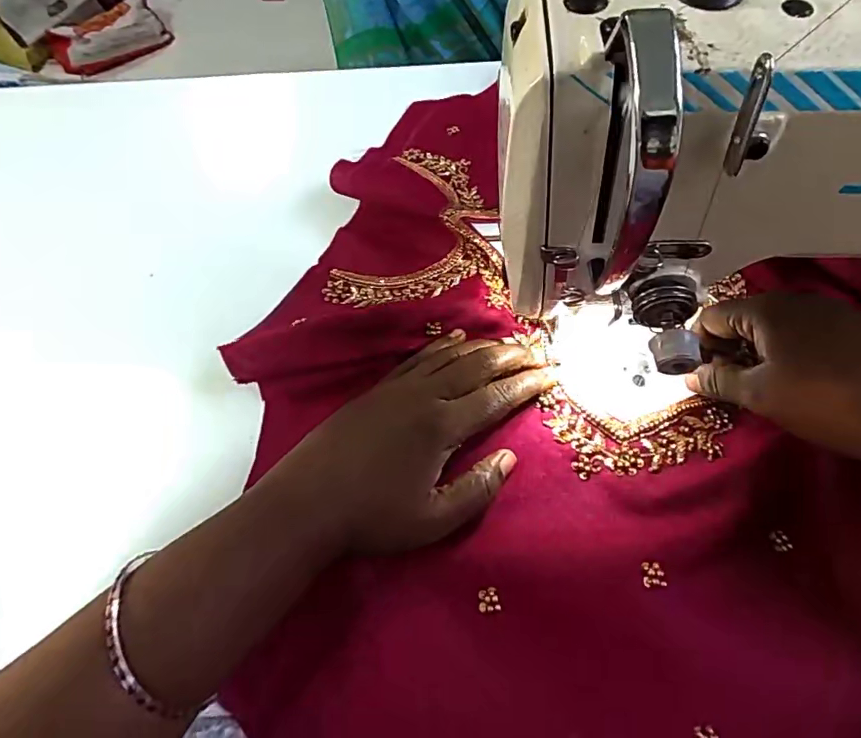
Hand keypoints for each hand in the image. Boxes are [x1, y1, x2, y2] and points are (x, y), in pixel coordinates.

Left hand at [257, 332, 553, 555]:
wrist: (308, 499)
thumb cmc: (372, 517)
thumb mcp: (432, 520)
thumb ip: (476, 490)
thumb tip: (510, 458)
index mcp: (442, 426)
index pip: (495, 397)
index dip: (527, 384)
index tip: (552, 373)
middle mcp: (424, 396)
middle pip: (477, 367)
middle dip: (512, 357)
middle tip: (540, 350)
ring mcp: (399, 388)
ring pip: (450, 357)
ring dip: (482, 347)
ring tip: (508, 342)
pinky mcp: (380, 388)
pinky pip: (420, 357)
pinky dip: (442, 346)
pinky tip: (454, 339)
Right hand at [684, 293, 860, 469]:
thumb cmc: (831, 399)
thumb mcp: (763, 395)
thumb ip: (721, 381)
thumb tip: (693, 375)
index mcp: (766, 308)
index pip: (711, 316)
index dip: (698, 346)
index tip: (700, 378)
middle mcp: (797, 301)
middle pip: (744, 321)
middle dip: (731, 352)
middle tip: (732, 389)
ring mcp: (833, 314)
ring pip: (779, 332)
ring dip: (764, 358)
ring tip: (770, 394)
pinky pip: (810, 340)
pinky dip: (796, 360)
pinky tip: (810, 389)